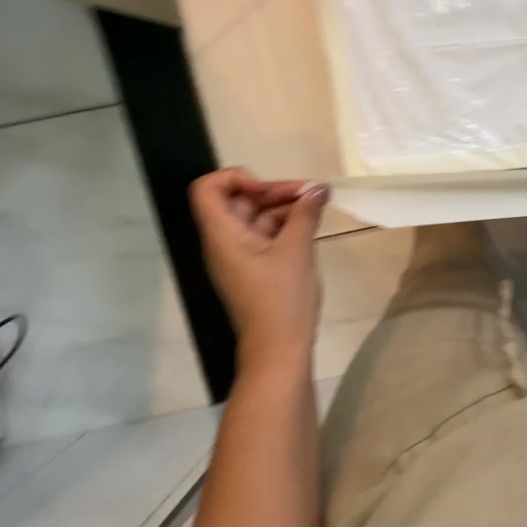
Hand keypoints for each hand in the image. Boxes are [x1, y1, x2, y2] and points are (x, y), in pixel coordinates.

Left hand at [188, 168, 328, 366]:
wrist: (279, 348)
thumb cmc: (282, 299)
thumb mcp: (297, 250)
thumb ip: (305, 214)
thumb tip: (318, 188)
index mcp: (222, 235)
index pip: (208, 189)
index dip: (236, 178)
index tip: (268, 190)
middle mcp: (224, 242)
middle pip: (238, 200)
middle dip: (274, 190)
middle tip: (311, 193)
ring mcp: (240, 256)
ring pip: (255, 217)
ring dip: (284, 207)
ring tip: (318, 206)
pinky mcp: (255, 268)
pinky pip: (265, 236)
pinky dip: (286, 226)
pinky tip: (312, 225)